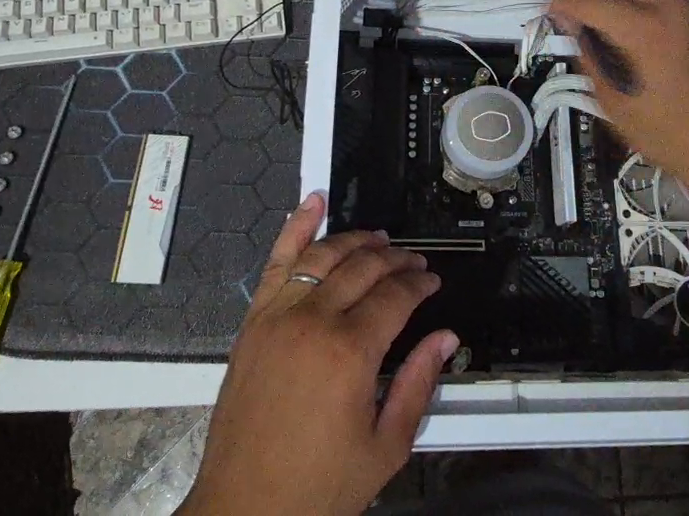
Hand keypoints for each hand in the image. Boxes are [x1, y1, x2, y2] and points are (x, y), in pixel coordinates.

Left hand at [181, 193, 457, 515]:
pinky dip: (295, 228)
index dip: (420, 286)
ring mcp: (277, 316)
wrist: (244, 508)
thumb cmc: (315, 487)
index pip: (395, 297)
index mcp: (349, 353)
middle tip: (414, 262)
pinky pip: (276, 262)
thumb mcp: (384, 448)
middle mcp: (312, 322)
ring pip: (323, 255)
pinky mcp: (254, 322)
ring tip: (379, 238)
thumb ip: (418, 386)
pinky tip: (311, 204)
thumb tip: (445, 340)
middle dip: (396, 260)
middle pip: (363, 268)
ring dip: (355, 240)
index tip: (432, 284)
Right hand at [549, 0, 688, 261]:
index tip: (550, 13)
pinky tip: (634, 29)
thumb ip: (590, 57)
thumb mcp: (616, 104)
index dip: (562, 2)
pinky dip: (641, 0)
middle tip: (575, 13)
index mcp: (645, 29)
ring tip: (603, 20)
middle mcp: (671, 6)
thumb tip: (572, 27)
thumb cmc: (669, 136)